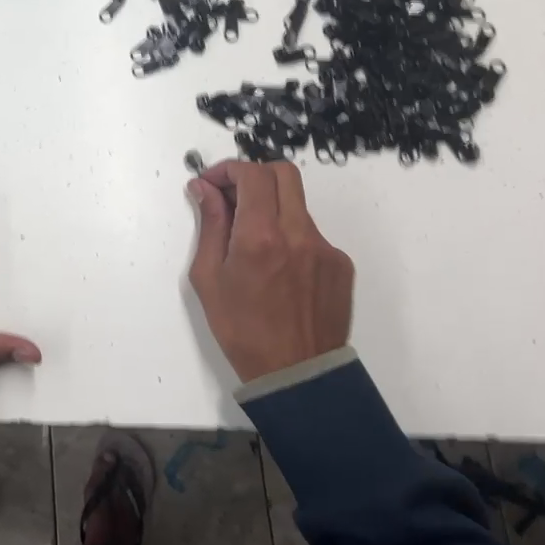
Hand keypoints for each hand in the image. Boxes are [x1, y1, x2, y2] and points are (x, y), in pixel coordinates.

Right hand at [185, 160, 353, 382]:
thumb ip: (210, 225)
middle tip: (231, 197)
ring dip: (270, 206)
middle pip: (283, 173)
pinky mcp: (341, 264)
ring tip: (249, 239)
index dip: (228, 169)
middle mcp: (298, 234)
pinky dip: (288, 233)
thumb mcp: (208, 277)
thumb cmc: (241, 328)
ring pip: (296, 204)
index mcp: (261, 236)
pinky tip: (275, 266)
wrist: (297, 375)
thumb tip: (204, 189)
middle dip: (252, 175)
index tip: (210, 184)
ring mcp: (325, 248)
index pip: (252, 174)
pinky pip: (310, 232)